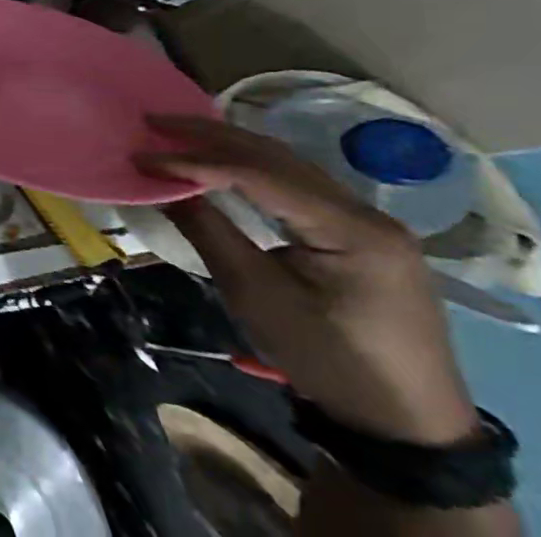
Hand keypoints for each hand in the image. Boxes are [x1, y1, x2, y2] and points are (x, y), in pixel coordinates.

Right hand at [138, 115, 479, 446]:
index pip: (258, 174)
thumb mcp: (255, 293)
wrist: (399, 419)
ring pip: (290, 167)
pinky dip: (253, 169)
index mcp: (350, 228)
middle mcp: (366, 214)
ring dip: (231, 147)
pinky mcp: (361, 237)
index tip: (140, 156)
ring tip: (178, 134)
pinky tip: (222, 164)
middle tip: (153, 121)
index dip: (193, 160)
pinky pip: (299, 187)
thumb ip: (208, 231)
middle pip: (279, 158)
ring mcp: (369, 224)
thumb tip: (160, 186)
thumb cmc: (324, 355)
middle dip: (212, 135)